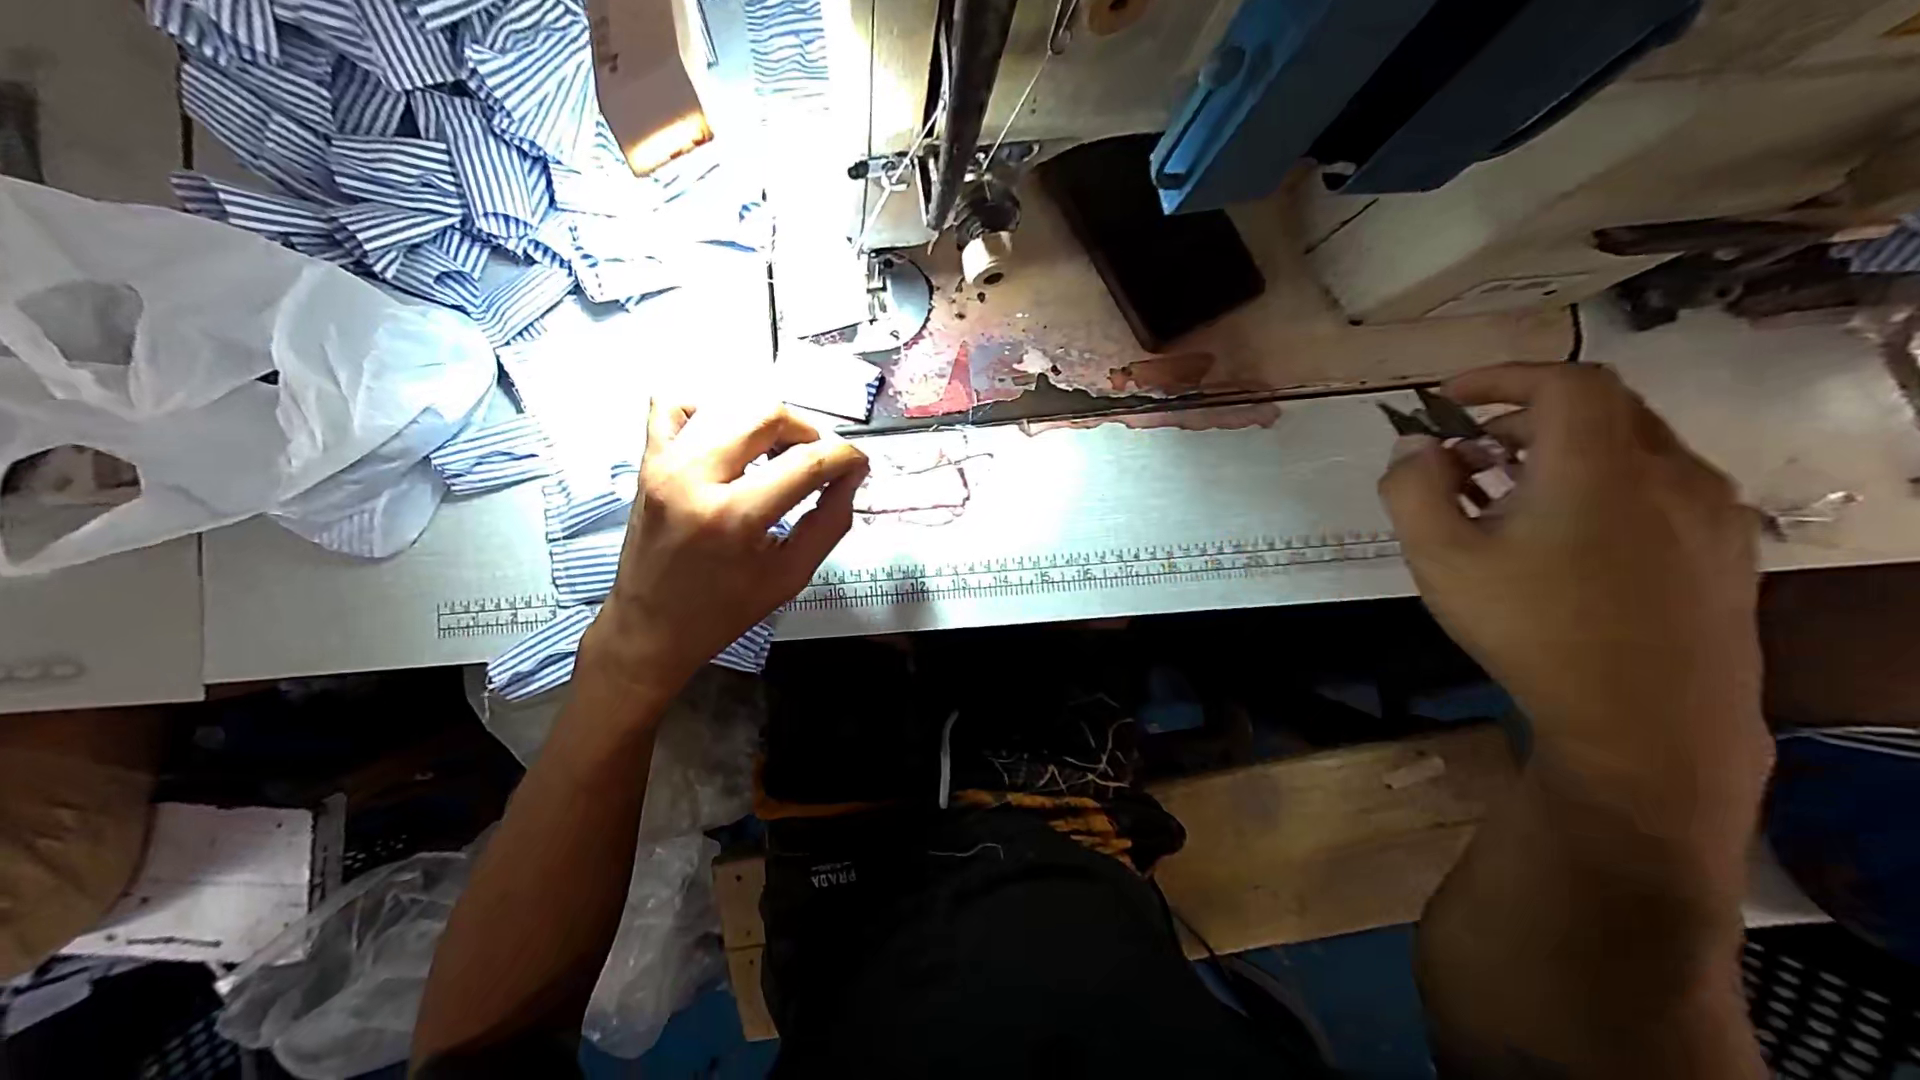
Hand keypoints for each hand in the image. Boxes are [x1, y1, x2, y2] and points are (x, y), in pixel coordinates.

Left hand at [580, 400, 868, 701]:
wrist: (651, 627)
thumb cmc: (724, 610)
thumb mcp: (791, 575)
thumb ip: (830, 521)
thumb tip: (851, 475)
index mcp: (734, 517)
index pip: (807, 462)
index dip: (844, 456)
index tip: (857, 464)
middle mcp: (694, 478)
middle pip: (767, 415)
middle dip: (807, 431)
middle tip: (819, 459)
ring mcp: (664, 463)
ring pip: (728, 403)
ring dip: (766, 419)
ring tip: (779, 451)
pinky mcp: (647, 460)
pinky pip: (675, 404)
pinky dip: (710, 408)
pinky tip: (729, 438)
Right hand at [1378, 364, 1769, 800]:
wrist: (1647, 722)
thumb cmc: (1531, 630)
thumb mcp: (1440, 559)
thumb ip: (1413, 489)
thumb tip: (1414, 446)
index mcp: (1599, 466)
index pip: (1564, 381)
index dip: (1503, 376)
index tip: (1450, 399)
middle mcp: (1669, 471)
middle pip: (1598, 407)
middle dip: (1523, 418)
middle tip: (1469, 455)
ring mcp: (1709, 510)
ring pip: (1632, 445)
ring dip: (1561, 450)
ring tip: (1508, 497)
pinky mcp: (1725, 546)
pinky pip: (1658, 484)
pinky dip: (1602, 481)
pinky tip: (1565, 534)